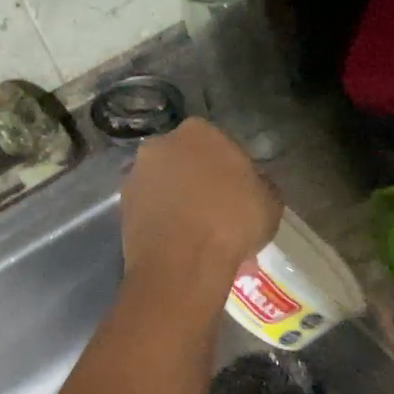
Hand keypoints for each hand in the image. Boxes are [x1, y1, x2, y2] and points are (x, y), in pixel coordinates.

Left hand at [121, 119, 279, 305]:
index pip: (222, 147)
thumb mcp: (270, 203)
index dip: (234, 174)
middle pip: (189, 167)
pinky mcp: (123, 211)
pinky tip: (188, 255)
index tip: (244, 199)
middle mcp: (161, 146)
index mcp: (200, 131)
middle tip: (224, 221)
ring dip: (185, 212)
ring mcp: (137, 178)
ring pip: (170, 194)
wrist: (183, 262)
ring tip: (206, 246)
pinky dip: (170, 231)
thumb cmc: (233, 221)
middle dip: (204, 190)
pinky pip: (156, 217)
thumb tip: (254, 188)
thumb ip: (261, 187)